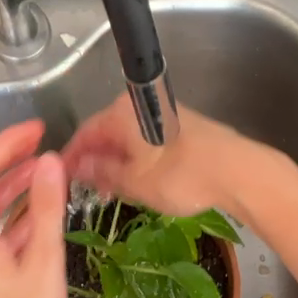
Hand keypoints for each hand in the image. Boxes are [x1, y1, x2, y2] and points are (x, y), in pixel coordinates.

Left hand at [0, 120, 67, 297]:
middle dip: (9, 161)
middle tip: (42, 146)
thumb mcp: (44, 263)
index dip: (7, 143)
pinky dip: (14, 216)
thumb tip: (51, 163)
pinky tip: (40, 215)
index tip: (37, 130)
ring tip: (46, 175)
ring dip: (14, 188)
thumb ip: (46, 209)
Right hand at [62, 95, 267, 222]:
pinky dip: (138, 161)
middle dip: (95, 160)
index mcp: (119, 114)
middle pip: (107, 133)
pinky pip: (149, 143)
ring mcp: (163, 115)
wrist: (234, 171)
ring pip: (129, 139)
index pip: (84, 133)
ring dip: (118, 163)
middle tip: (87, 189)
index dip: (72, 157)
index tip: (63, 177)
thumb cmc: (181, 177)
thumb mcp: (135, 182)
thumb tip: (82, 167)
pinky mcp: (182, 128)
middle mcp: (139, 106)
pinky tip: (140, 182)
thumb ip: (105, 173)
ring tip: (112, 191)